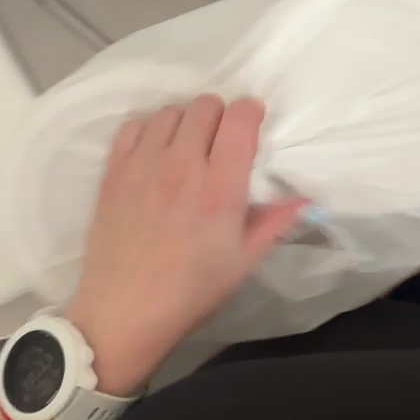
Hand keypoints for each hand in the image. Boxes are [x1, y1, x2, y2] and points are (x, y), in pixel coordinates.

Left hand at [66, 95, 304, 393]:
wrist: (123, 313)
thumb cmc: (191, 292)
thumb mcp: (244, 262)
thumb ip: (275, 223)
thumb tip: (306, 198)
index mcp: (220, 189)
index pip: (239, 118)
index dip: (251, 112)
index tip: (253, 125)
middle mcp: (182, 167)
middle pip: (206, 105)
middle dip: (221, 116)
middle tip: (222, 142)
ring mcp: (143, 166)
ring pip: (170, 111)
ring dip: (186, 122)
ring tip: (189, 148)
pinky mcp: (114, 172)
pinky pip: (134, 125)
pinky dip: (150, 131)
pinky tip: (156, 155)